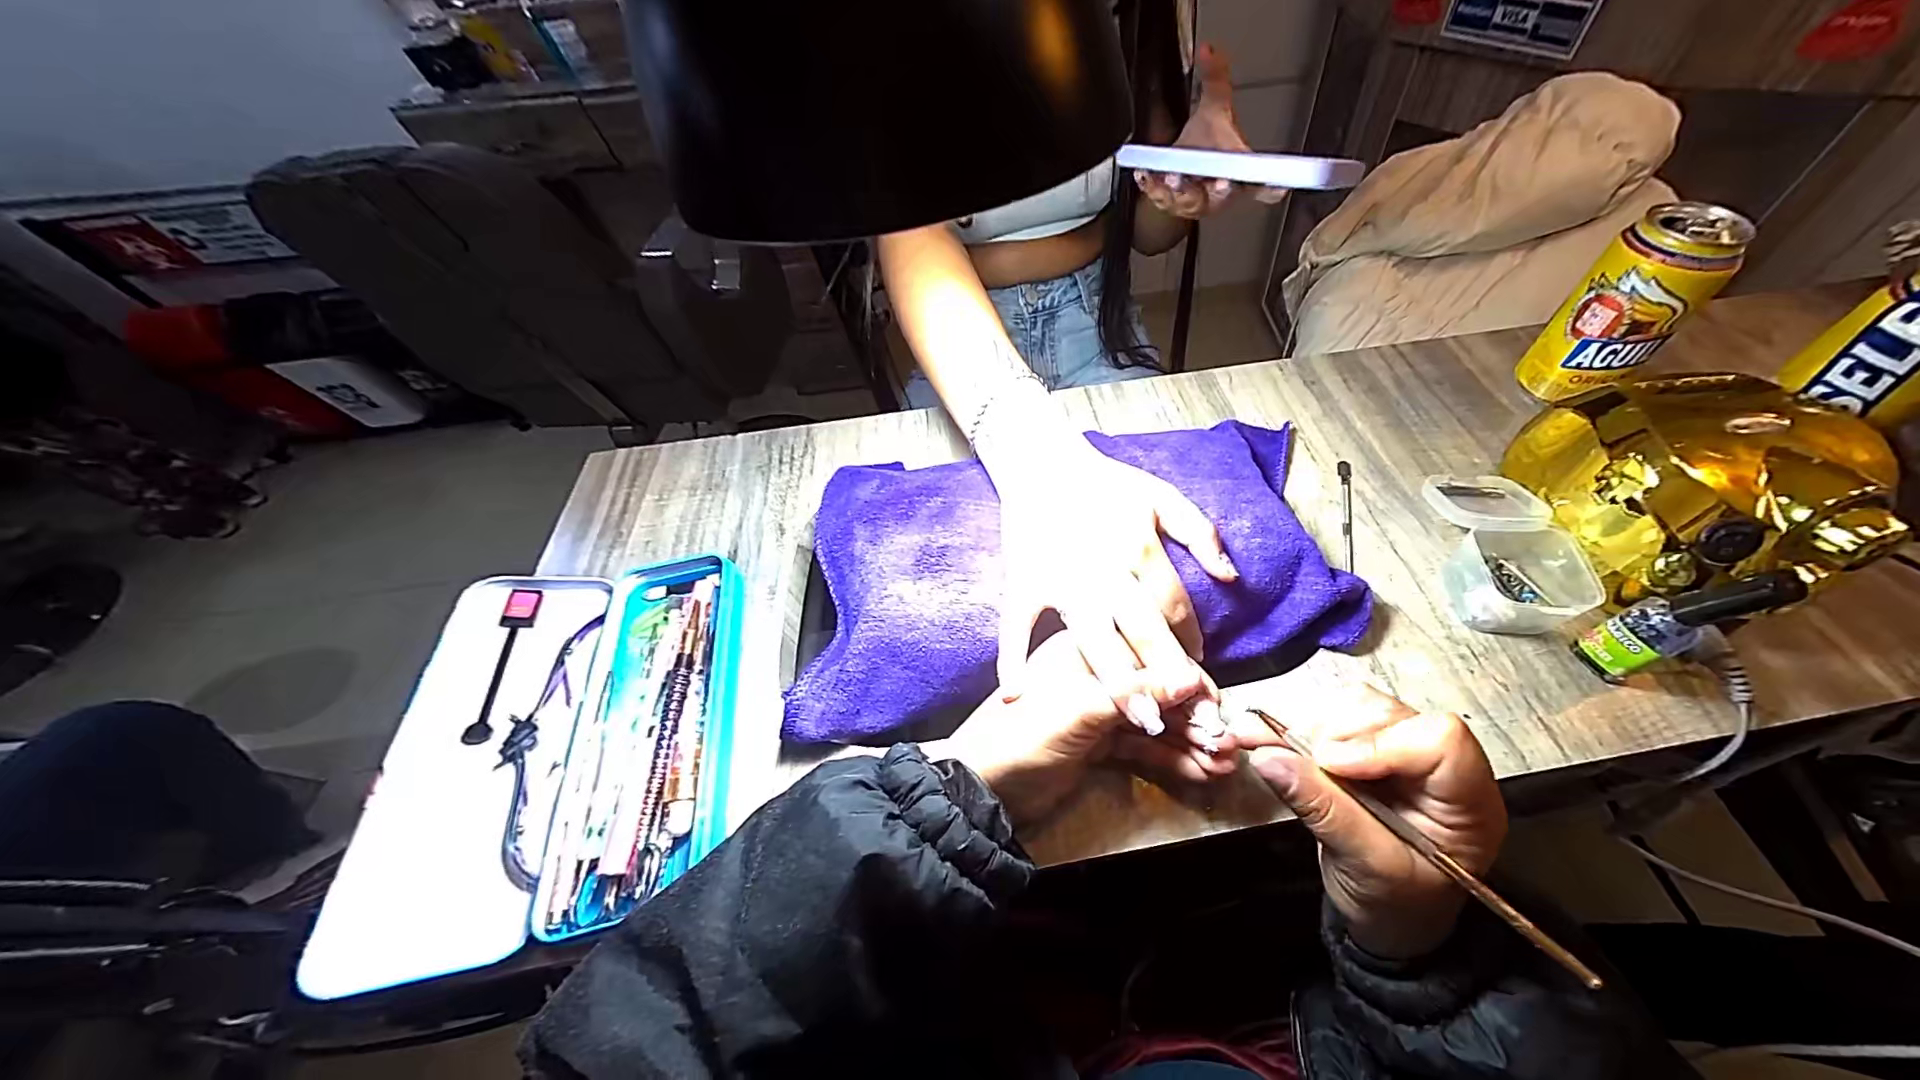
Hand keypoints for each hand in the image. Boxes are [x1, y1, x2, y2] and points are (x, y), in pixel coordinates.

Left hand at [941, 631, 1238, 829]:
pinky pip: (1144, 747)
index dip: (1188, 686)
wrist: (979, 791)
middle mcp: (1096, 674)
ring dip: (1190, 742)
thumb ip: (1131, 693)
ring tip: (1224, 766)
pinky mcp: (1099, 743)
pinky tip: (1201, 773)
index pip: (1148, 659)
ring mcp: (1098, 710)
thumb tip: (1192, 679)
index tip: (1221, 714)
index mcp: (1083, 650)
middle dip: (1196, 718)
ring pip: (1155, 722)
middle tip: (1230, 747)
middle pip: (1157, 691)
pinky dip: (1171, 759)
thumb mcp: (1075, 713)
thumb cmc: (1019, 739)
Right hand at [994, 443, 1236, 735]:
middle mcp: (1105, 573)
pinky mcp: (1024, 585)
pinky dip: (1012, 661)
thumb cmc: (1105, 481)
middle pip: (1144, 632)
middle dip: (1168, 677)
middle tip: (1189, 719)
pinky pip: (1016, 628)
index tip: (1200, 675)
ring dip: (1116, 683)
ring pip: (1094, 640)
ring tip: (1136, 720)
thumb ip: (1201, 534)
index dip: (1193, 644)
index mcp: (1140, 549)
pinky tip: (1016, 696)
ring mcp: (1061, 583)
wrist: (1042, 462)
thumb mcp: (1162, 496)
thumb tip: (1230, 578)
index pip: (1175, 608)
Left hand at [1134, 44, 1290, 218]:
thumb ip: (1215, 81)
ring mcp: (1195, 201)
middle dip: (1220, 188)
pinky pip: (1162, 198)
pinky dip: (1155, 187)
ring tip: (1173, 178)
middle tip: (1220, 182)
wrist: (1180, 166)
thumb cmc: (1205, 145)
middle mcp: (1219, 192)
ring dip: (1183, 190)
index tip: (1270, 186)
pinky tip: (1147, 175)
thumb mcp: (1213, 110)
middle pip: (1222, 193)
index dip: (1266, 185)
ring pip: (1191, 199)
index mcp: (1239, 172)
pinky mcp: (1171, 204)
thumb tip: (1208, 51)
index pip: (1257, 181)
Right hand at [1234, 687, 1507, 958]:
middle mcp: (1435, 763)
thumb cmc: (1397, 904)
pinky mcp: (1362, 744)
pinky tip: (1268, 741)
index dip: (1379, 743)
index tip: (1329, 764)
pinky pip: (1328, 715)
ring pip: (1353, 706)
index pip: (1439, 740)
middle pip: (1387, 715)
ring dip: (1309, 726)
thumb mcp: (1367, 868)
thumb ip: (1324, 810)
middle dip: (1333, 733)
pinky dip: (1293, 726)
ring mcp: (1398, 748)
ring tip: (1278, 752)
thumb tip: (1269, 758)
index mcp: (1466, 800)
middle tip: (1294, 760)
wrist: (1387, 917)